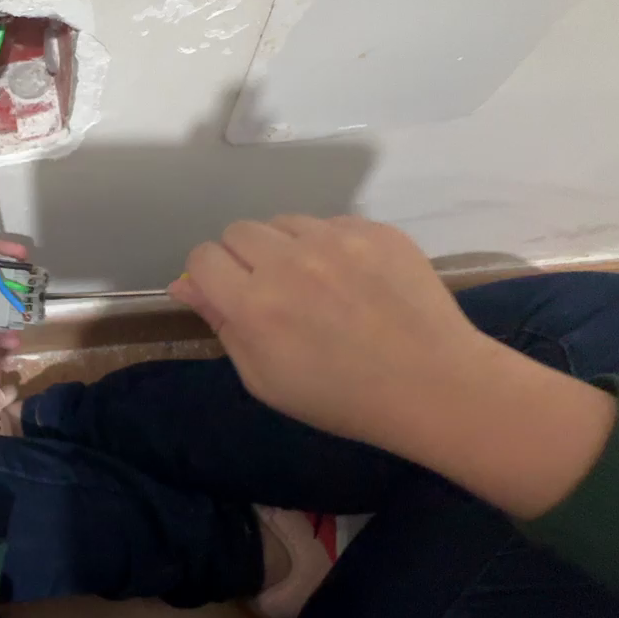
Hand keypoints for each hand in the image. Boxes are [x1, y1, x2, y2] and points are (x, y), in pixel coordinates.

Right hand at [170, 216, 613, 516]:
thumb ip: (220, 323)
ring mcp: (336, 241)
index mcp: (253, 305)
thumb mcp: (261, 377)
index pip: (202, 258)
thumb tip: (184, 284)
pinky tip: (350, 279)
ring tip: (313, 282)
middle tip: (271, 291)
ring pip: (282, 222)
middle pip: (237, 232)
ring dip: (284, 247)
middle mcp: (288, 262)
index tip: (228, 296)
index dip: (209, 277)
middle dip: (242, 258)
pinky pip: (329, 223)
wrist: (434, 386)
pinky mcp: (374, 231)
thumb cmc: (337, 395)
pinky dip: (328, 245)